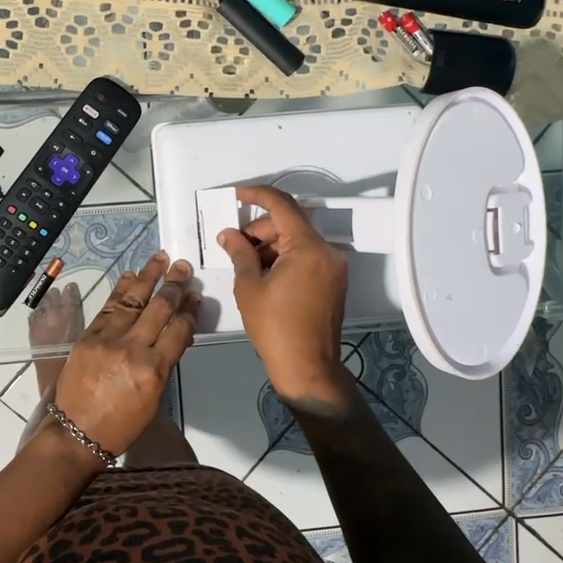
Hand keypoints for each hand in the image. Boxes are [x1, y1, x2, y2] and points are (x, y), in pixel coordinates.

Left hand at [49, 252, 198, 459]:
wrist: (77, 432)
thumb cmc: (121, 424)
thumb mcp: (153, 399)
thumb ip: (164, 364)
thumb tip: (175, 335)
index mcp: (154, 370)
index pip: (179, 330)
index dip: (190, 310)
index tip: (196, 297)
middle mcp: (133, 349)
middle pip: (159, 308)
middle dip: (174, 285)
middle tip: (183, 267)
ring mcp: (108, 339)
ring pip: (133, 299)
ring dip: (148, 276)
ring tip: (160, 258)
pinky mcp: (88, 336)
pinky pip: (109, 306)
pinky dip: (121, 289)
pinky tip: (131, 275)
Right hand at [218, 186, 352, 404]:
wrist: (307, 366)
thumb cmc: (275, 328)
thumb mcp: (249, 286)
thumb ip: (240, 253)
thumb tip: (229, 235)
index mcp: (308, 248)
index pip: (283, 206)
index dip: (258, 196)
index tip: (238, 196)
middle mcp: (327, 251)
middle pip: (292, 223)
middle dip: (262, 227)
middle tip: (236, 243)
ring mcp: (334, 267)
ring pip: (300, 240)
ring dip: (273, 244)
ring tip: (247, 262)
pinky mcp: (333, 282)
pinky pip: (308, 257)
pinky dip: (286, 257)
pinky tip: (265, 272)